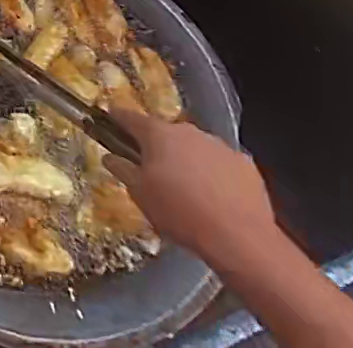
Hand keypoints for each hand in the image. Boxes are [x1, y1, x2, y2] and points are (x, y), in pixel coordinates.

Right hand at [104, 109, 279, 263]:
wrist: (238, 236)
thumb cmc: (179, 213)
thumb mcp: (141, 195)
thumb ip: (124, 170)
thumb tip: (110, 156)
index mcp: (159, 135)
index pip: (132, 118)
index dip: (119, 117)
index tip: (111, 116)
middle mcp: (188, 131)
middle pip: (166, 134)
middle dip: (158, 147)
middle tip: (153, 171)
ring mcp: (218, 144)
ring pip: (194, 148)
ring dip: (187, 161)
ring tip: (187, 192)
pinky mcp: (242, 162)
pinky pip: (220, 163)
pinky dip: (213, 174)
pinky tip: (215, 199)